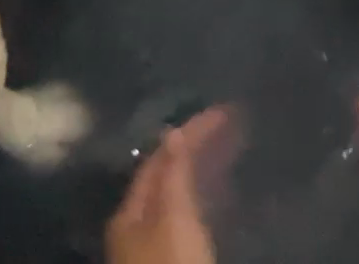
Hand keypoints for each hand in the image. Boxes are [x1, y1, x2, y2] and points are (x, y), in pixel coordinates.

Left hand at [106, 106, 237, 263]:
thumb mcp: (173, 219)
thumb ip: (173, 176)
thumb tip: (173, 131)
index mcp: (129, 210)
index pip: (159, 156)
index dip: (190, 130)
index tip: (224, 111)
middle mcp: (134, 225)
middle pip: (164, 174)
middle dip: (194, 146)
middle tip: (229, 125)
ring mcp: (149, 246)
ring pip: (175, 195)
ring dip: (198, 170)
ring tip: (227, 152)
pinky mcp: (169, 260)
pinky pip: (185, 214)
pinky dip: (201, 195)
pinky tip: (218, 197)